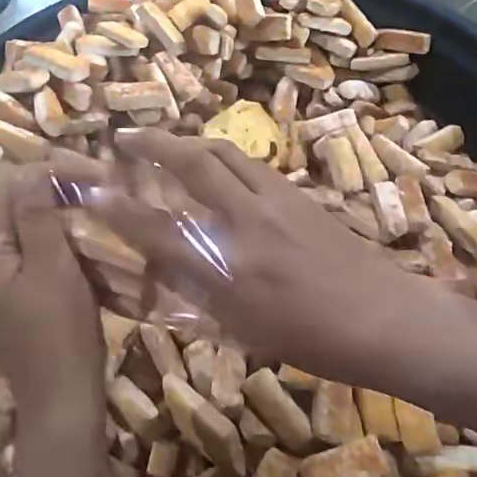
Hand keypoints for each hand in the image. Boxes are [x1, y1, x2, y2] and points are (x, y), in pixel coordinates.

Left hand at [0, 166, 106, 445]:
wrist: (64, 400)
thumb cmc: (58, 332)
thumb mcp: (51, 266)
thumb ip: (37, 216)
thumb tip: (29, 168)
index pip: (11, 189)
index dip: (49, 173)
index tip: (93, 171)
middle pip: (21, 207)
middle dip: (59, 191)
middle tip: (104, 185)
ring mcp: (11, 277)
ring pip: (37, 229)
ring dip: (67, 214)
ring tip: (104, 204)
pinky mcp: (31, 293)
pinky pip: (47, 252)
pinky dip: (69, 240)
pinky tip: (96, 236)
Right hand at [80, 129, 428, 383]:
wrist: (386, 320)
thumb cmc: (313, 341)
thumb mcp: (246, 330)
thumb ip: (202, 293)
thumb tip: (168, 267)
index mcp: (230, 269)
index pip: (160, 231)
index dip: (119, 208)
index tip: (90, 188)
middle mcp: (248, 223)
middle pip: (194, 165)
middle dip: (154, 144)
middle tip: (126, 135)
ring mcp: (278, 201)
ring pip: (224, 153)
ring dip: (189, 141)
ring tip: (168, 142)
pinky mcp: (300, 194)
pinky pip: (251, 165)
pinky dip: (223, 157)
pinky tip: (219, 166)